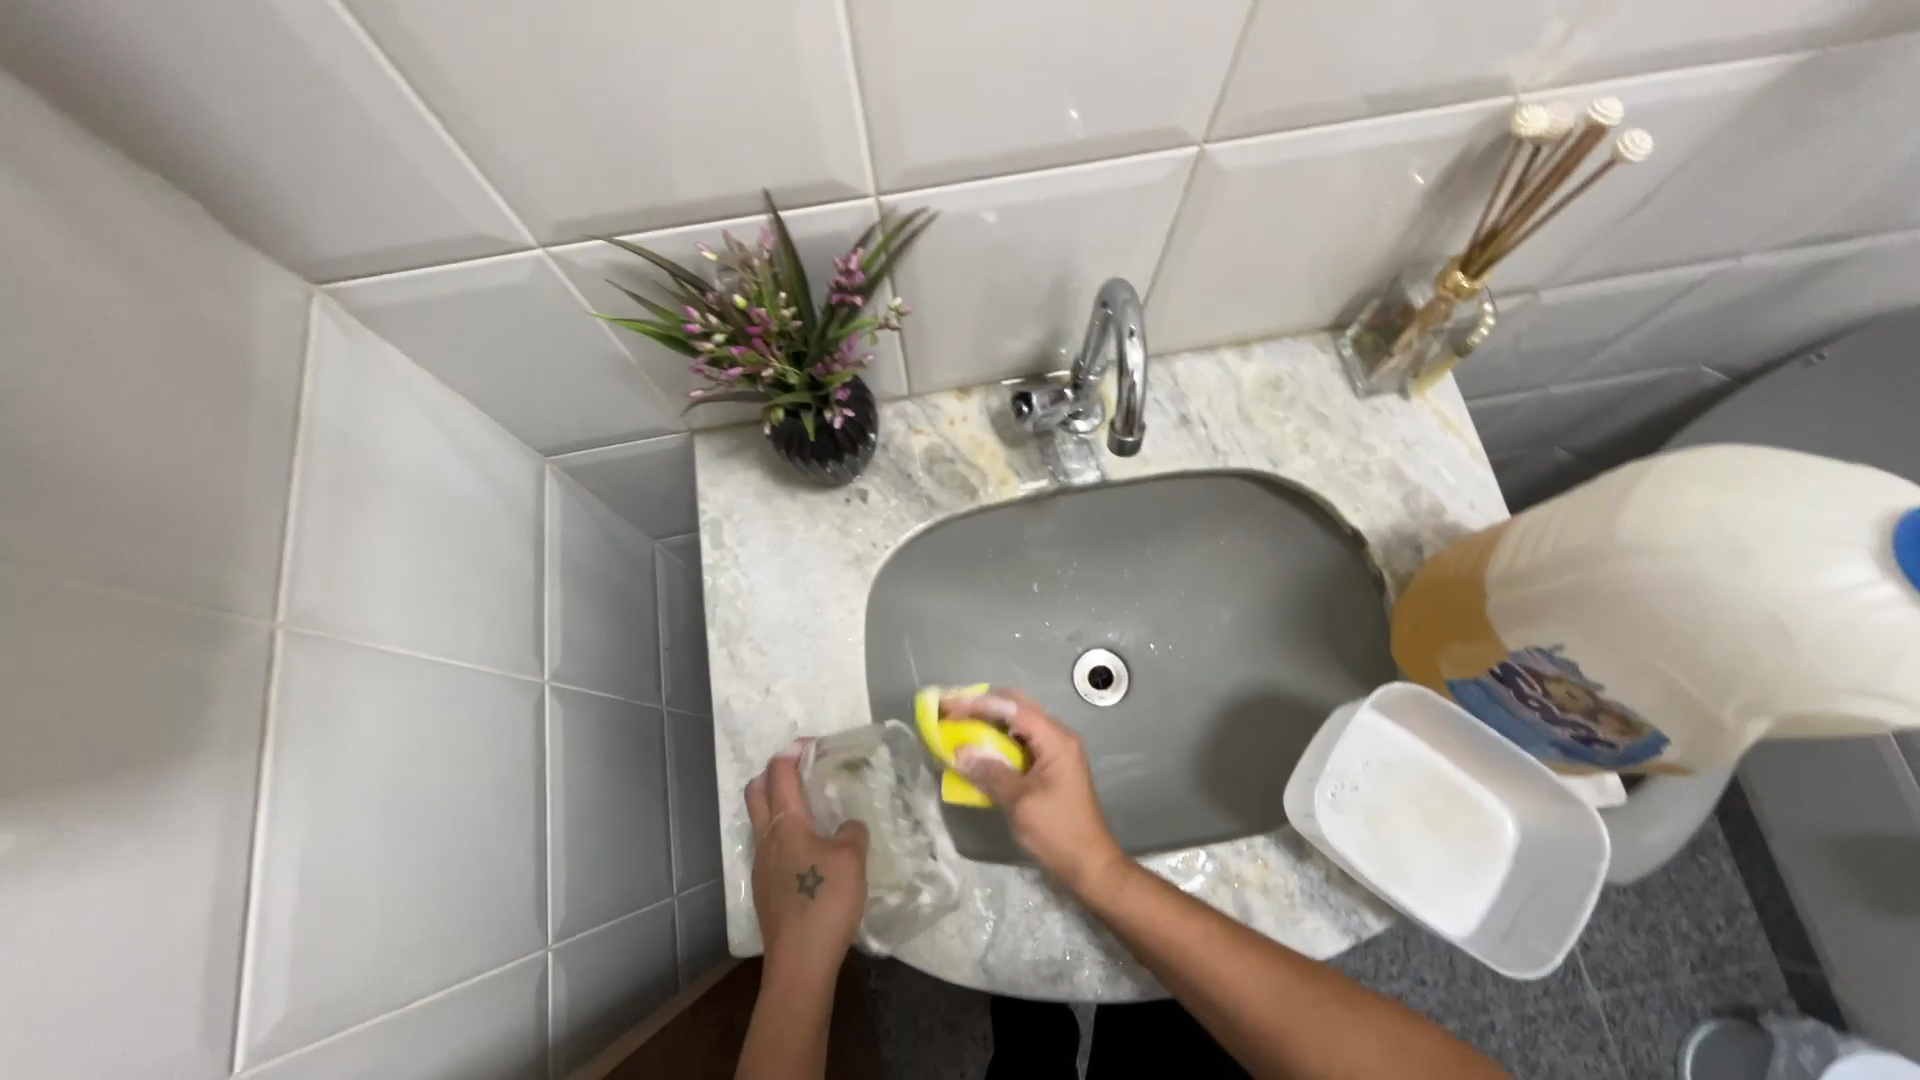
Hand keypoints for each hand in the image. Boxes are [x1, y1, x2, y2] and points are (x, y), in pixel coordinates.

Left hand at [744, 741, 869, 985]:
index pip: (779, 774)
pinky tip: (806, 850)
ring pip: (759, 820)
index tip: (810, 744)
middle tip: (799, 769)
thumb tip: (848, 826)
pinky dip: (781, 833)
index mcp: (786, 824)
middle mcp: (766, 838)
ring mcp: (760, 865)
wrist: (799, 962)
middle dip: (772, 772)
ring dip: (776, 804)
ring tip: (807, 808)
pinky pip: (768, 846)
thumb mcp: (853, 859)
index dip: (791, 752)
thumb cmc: (825, 902)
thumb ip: (852, 832)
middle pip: (755, 792)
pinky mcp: (764, 888)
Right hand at [945, 689, 1129, 898]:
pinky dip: (1000, 741)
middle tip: (953, 710)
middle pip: (1018, 707)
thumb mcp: (1019, 802)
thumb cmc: (1058, 831)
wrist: (1090, 864)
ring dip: (991, 722)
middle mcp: (1059, 737)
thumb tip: (959, 752)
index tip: (950, 708)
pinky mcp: (1051, 767)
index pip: (1013, 708)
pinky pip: (1023, 742)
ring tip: (961, 724)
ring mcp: (1057, 752)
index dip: (979, 704)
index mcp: (1056, 740)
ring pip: (1019, 723)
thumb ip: (990, 772)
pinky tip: (981, 749)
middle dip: (984, 706)